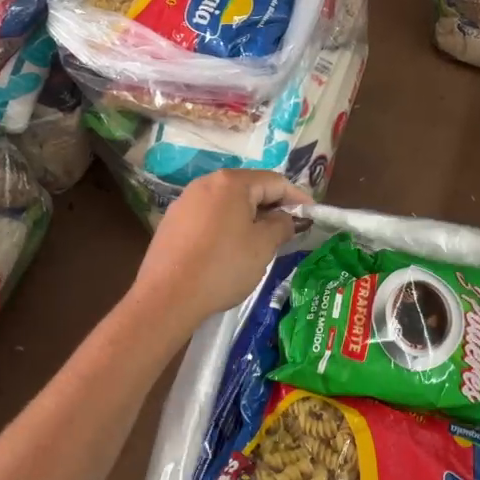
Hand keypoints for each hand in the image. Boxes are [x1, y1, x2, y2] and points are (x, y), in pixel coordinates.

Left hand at [130, 170, 307, 330]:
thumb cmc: (223, 266)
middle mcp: (207, 182)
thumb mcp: (263, 246)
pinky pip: (209, 216)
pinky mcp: (172, 222)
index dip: (297, 197)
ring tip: (261, 241)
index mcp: (232, 182)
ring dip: (248, 217)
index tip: (312, 214)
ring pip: (228, 202)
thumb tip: (287, 218)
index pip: (275, 181)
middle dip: (272, 206)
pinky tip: (228, 250)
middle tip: (289, 229)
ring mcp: (186, 201)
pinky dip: (225, 226)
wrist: (166, 297)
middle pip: (250, 188)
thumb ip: (282, 225)